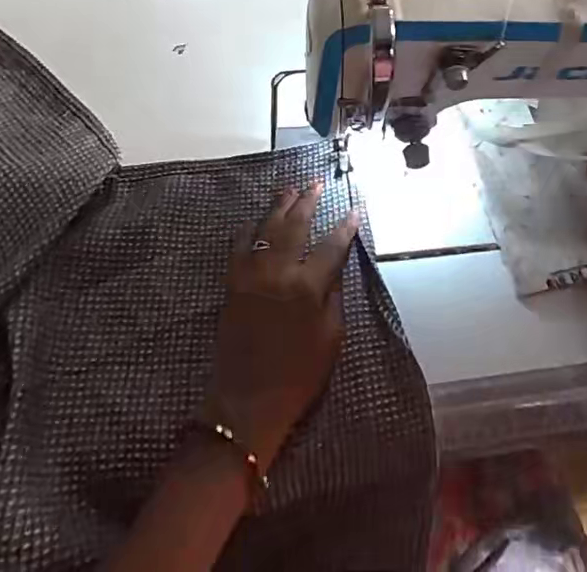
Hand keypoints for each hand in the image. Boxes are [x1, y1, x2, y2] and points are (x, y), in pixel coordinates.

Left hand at [204, 183, 357, 469]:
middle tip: (317, 183)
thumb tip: (335, 266)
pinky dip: (251, 228)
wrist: (246, 403)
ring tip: (291, 189)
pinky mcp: (232, 284)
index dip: (345, 227)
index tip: (354, 210)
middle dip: (308, 201)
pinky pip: (240, 245)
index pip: (332, 245)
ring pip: (266, 228)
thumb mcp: (331, 336)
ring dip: (280, 206)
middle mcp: (277, 273)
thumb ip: (334, 295)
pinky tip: (258, 220)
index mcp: (307, 287)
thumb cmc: (298, 375)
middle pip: (295, 225)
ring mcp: (250, 275)